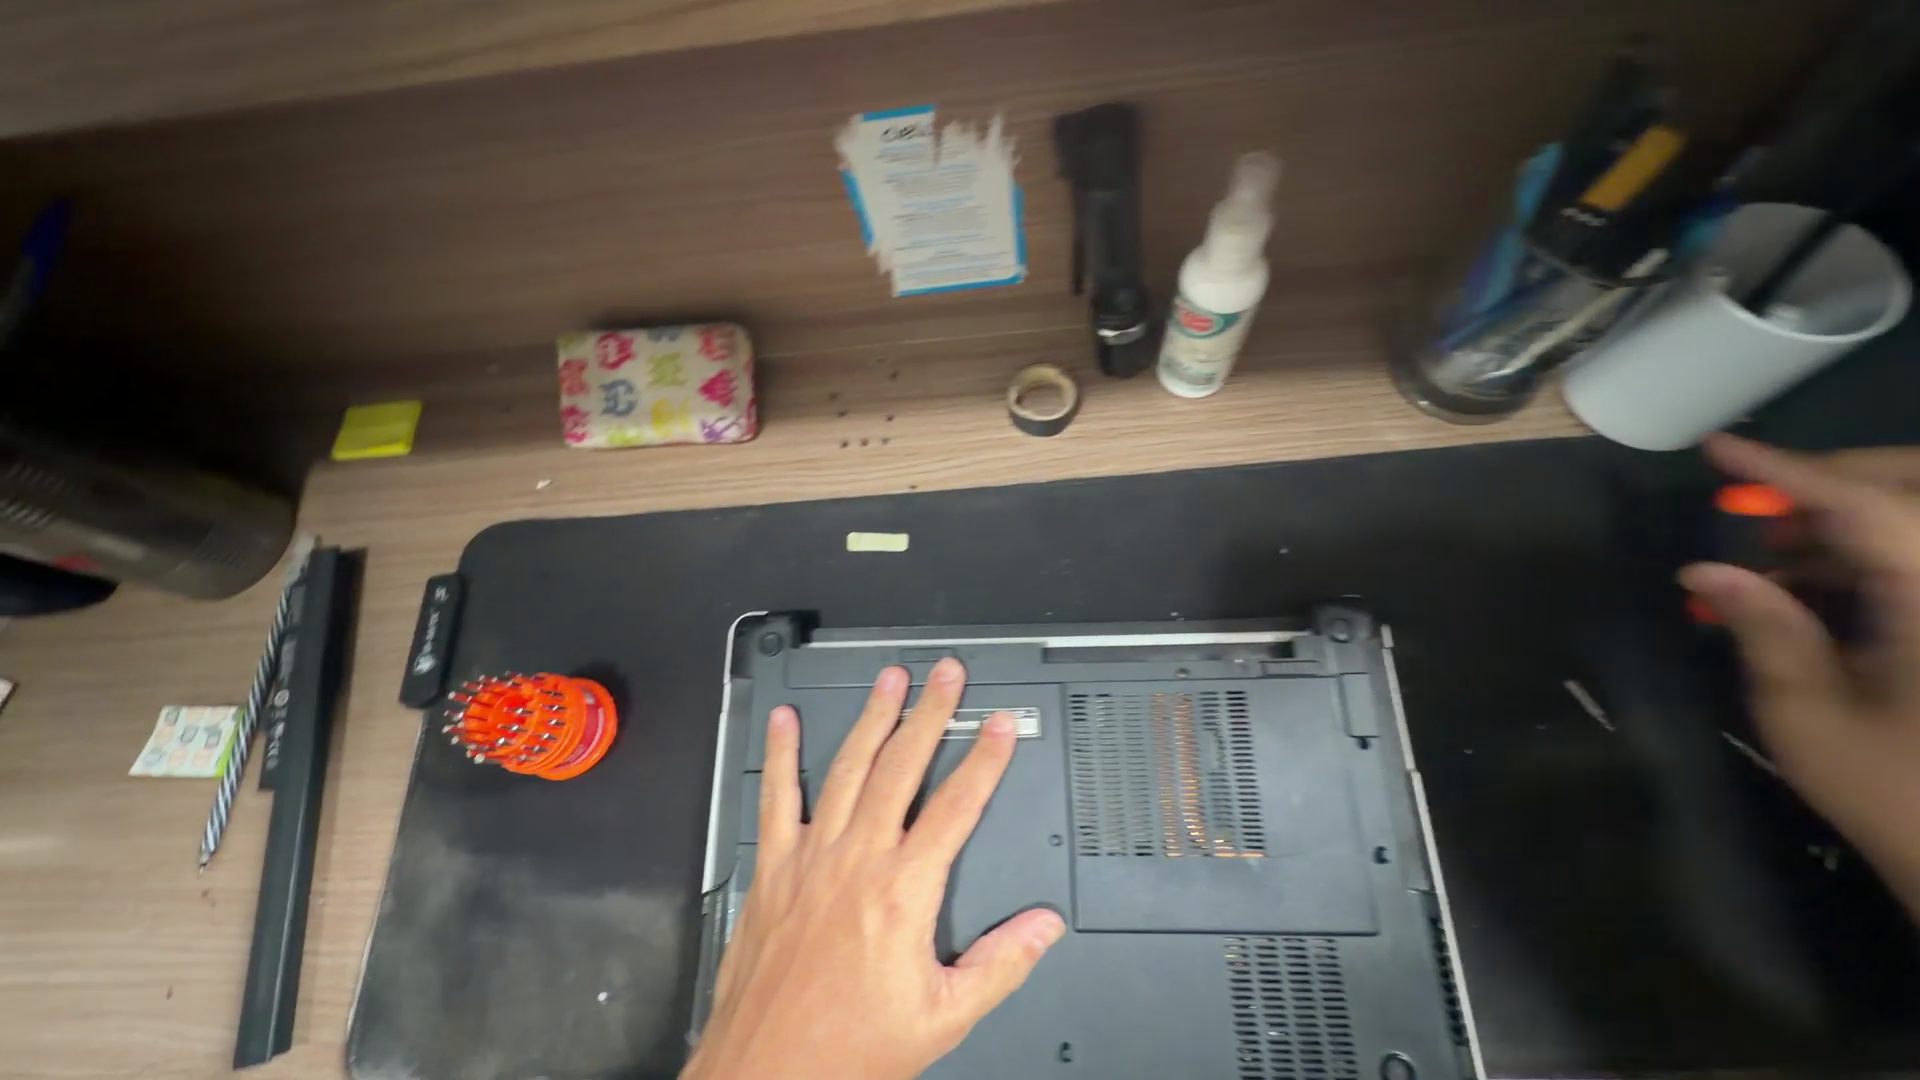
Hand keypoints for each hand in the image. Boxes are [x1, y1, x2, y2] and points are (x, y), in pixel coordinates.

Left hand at [682, 658, 1066, 1079]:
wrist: (767, 1074)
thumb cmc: (847, 1049)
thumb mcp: (942, 1015)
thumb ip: (1000, 964)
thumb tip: (1041, 928)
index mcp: (902, 891)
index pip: (957, 805)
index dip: (984, 759)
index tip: (999, 725)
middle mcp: (857, 861)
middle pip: (902, 766)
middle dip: (930, 712)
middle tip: (946, 675)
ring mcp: (811, 857)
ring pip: (848, 768)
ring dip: (872, 717)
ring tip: (889, 680)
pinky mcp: (774, 867)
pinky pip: (777, 797)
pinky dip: (781, 755)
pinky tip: (784, 723)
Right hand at [1680, 435, 1919, 917]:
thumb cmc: (1897, 796)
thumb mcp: (1806, 714)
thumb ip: (1765, 630)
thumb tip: (1706, 570)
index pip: (1868, 508)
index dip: (1788, 472)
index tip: (1720, 449)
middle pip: (1917, 495)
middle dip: (1836, 480)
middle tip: (1754, 504)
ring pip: (1919, 525)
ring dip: (1851, 522)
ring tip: (1772, 558)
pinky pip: (1918, 562)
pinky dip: (1874, 556)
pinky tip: (1818, 587)